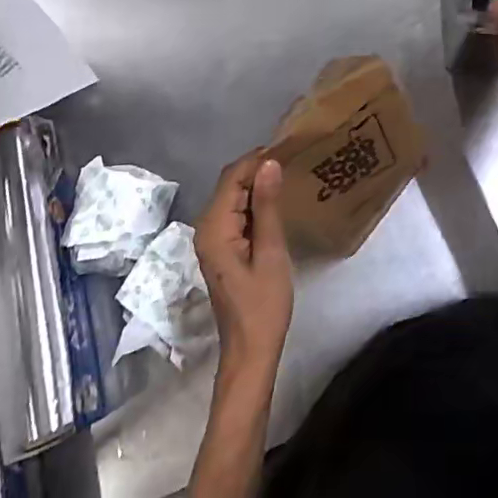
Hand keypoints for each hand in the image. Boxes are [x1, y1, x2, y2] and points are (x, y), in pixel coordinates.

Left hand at [194, 149, 292, 374]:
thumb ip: (268, 206)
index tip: (286, 146)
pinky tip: (274, 200)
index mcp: (214, 227)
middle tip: (291, 156)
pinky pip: (235, 213)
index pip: (232, 178)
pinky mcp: (220, 247)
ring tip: (287, 172)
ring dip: (255, 184)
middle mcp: (206, 227)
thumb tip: (269, 163)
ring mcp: (211, 238)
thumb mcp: (271, 253)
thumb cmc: (263, 306)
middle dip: (256, 168)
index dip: (256, 159)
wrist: (250, 351)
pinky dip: (253, 203)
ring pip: (232, 197)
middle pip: (229, 184)